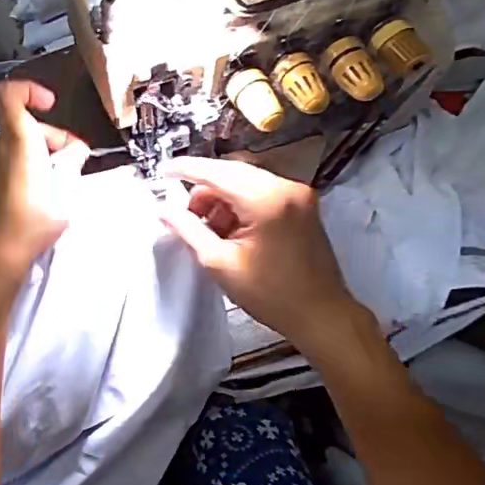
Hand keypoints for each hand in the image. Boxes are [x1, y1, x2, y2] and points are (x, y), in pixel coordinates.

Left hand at [0, 80, 87, 282]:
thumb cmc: (34, 220)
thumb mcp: (65, 190)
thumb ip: (71, 161)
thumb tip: (74, 151)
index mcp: (16, 141)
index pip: (11, 94)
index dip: (31, 90)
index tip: (51, 106)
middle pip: (22, 126)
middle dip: (50, 138)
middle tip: (71, 164)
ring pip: (15, 148)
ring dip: (38, 156)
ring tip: (57, 183)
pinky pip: (4, 166)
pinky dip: (22, 170)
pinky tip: (35, 195)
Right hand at [157, 156, 373, 359]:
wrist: (320, 314)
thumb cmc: (270, 293)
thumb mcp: (218, 262)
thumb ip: (188, 230)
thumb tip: (163, 211)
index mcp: (266, 200)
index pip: (216, 172)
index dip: (185, 169)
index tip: (163, 171)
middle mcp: (286, 188)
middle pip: (231, 172)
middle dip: (203, 189)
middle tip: (185, 215)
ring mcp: (297, 195)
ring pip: (245, 181)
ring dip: (220, 198)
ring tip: (209, 229)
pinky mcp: (301, 205)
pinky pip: (260, 191)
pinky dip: (238, 203)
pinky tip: (229, 229)